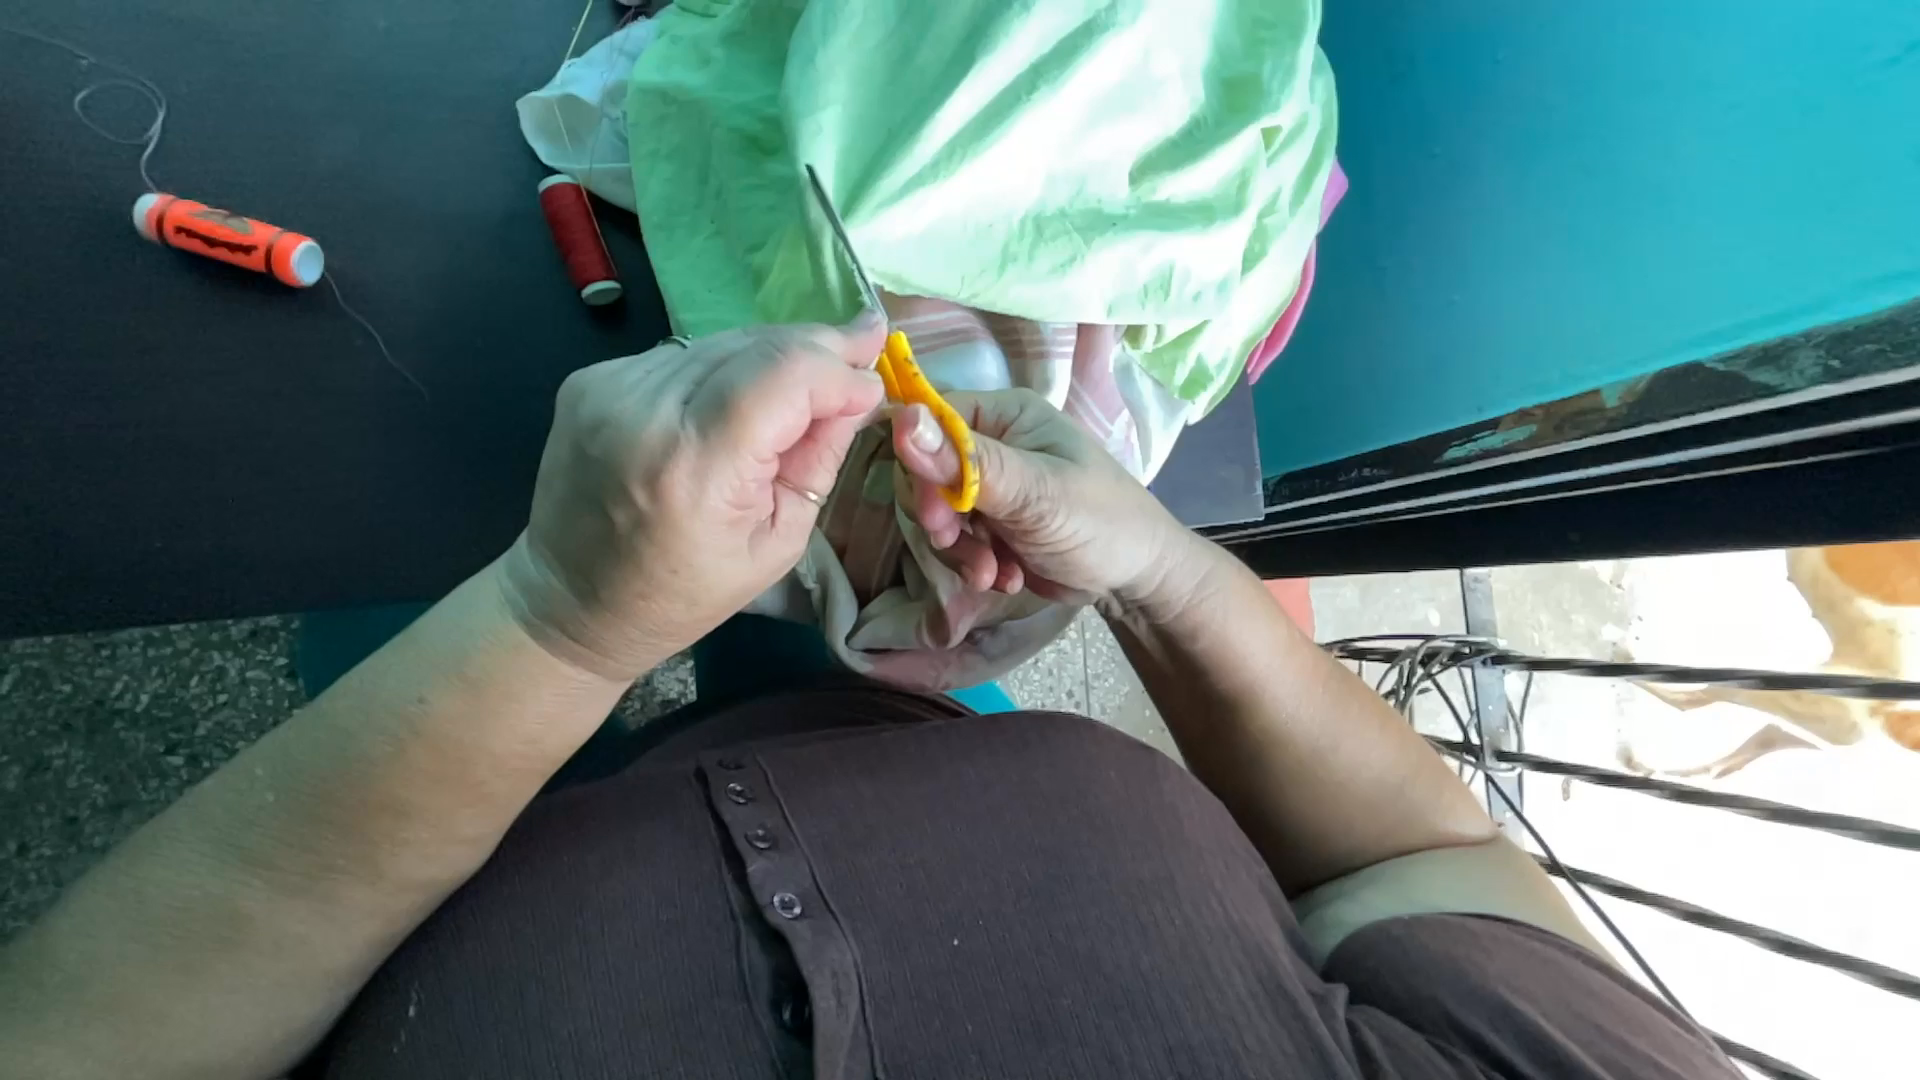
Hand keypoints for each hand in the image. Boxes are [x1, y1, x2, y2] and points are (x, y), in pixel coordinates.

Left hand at [499, 319, 887, 679]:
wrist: (570, 600)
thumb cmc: (686, 592)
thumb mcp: (778, 543)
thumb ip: (818, 458)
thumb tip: (858, 392)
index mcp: (694, 466)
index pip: (783, 376)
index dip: (836, 369)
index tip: (874, 378)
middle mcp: (645, 409)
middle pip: (755, 344)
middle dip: (820, 344)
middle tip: (866, 340)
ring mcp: (611, 385)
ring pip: (723, 340)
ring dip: (778, 353)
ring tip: (819, 368)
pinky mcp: (594, 378)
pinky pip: (688, 355)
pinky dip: (732, 366)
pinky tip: (749, 391)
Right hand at [890, 389, 1195, 611]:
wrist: (1136, 579)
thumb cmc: (1100, 522)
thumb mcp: (1037, 494)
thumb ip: (971, 462)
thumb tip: (902, 421)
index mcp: (1006, 415)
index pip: (932, 419)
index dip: (920, 462)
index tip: (934, 508)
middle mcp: (994, 443)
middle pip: (929, 471)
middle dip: (941, 517)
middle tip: (959, 545)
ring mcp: (993, 486)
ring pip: (939, 512)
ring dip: (959, 550)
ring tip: (992, 575)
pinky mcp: (993, 524)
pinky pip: (958, 540)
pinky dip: (975, 564)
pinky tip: (1007, 578)